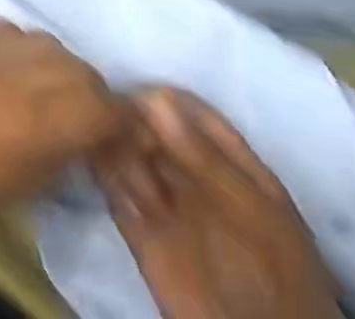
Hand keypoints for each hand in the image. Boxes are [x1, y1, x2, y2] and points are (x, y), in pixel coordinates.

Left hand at [0, 20, 125, 206]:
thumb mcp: (42, 177)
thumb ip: (73, 147)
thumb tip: (84, 134)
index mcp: (77, 104)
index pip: (120, 110)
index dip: (112, 129)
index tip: (96, 141)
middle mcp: (52, 62)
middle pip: (87, 75)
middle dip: (82, 96)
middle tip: (58, 119)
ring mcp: (12, 37)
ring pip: (51, 50)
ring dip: (48, 69)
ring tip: (23, 92)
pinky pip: (12, 35)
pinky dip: (13, 51)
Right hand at [95, 89, 343, 318]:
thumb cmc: (267, 265)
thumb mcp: (245, 204)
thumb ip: (201, 153)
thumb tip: (152, 95)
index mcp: (233, 168)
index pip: (194, 116)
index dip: (164, 99)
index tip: (132, 88)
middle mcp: (195, 179)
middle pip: (155, 132)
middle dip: (130, 118)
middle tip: (105, 110)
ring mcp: (166, 204)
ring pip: (130, 158)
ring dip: (112, 144)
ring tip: (96, 132)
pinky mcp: (137, 227)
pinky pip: (114, 190)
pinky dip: (100, 172)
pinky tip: (87, 152)